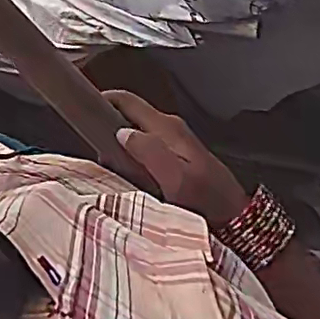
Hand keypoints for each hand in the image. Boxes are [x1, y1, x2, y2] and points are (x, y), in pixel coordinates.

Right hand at [103, 90, 248, 225]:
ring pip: (136, 133)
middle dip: (108, 128)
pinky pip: (145, 149)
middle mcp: (170, 129)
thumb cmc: (208, 202)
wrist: (235, 218)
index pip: (128, 101)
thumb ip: (149, 152)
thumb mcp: (176, 179)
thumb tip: (122, 132)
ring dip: (120, 146)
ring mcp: (174, 142)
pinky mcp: (176, 156)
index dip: (104, 99)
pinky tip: (131, 178)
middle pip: (130, 115)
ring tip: (111, 169)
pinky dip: (132, 158)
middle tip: (95, 150)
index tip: (84, 108)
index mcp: (167, 128)